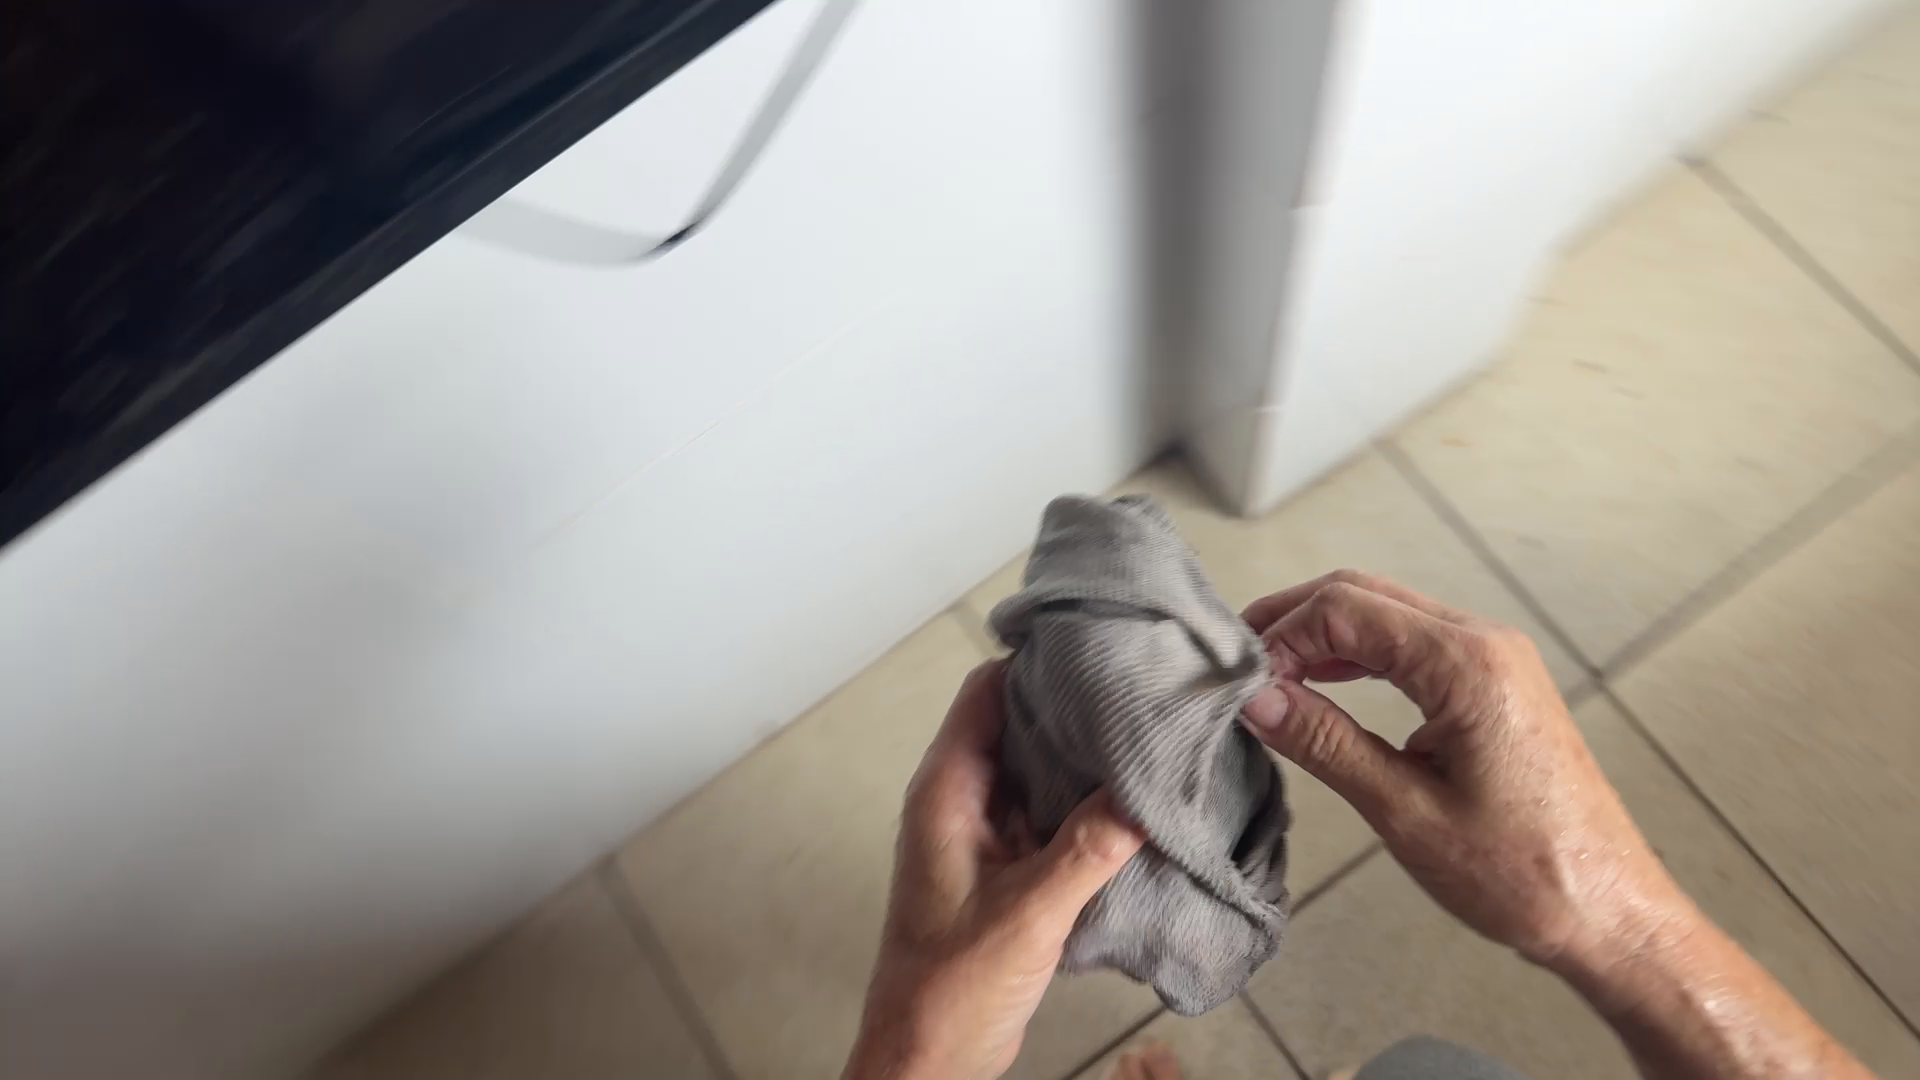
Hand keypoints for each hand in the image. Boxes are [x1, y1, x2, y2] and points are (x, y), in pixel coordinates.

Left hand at [845, 661, 1144, 1079]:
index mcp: (947, 788)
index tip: (1084, 645)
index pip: (984, 693)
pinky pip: (1039, 804)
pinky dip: (1072, 793)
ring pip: (1028, 762)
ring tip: (1132, 729)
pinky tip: (1118, 793)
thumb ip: (1087, 852)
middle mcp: (960, 794)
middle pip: (1011, 721)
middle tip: (1125, 686)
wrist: (926, 1056)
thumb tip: (1145, 797)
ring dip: (1071, 752)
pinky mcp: (1001, 855)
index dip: (1028, 662)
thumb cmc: (951, 984)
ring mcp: (980, 825)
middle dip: (1063, 704)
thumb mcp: (1028, 914)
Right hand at [1237, 571, 1687, 970]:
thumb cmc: (1522, 875)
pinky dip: (1349, 650)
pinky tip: (1318, 679)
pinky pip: (1402, 639)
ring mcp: (1490, 656)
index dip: (1282, 635)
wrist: (1619, 921)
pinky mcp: (1488, 680)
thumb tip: (1253, 697)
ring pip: (1378, 609)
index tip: (1246, 682)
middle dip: (1289, 618)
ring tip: (1268, 668)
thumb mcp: (1405, 810)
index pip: (1343, 609)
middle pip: (1358, 593)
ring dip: (1316, 631)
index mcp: (1466, 664)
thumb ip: (1323, 742)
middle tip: (1240, 658)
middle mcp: (1481, 641)